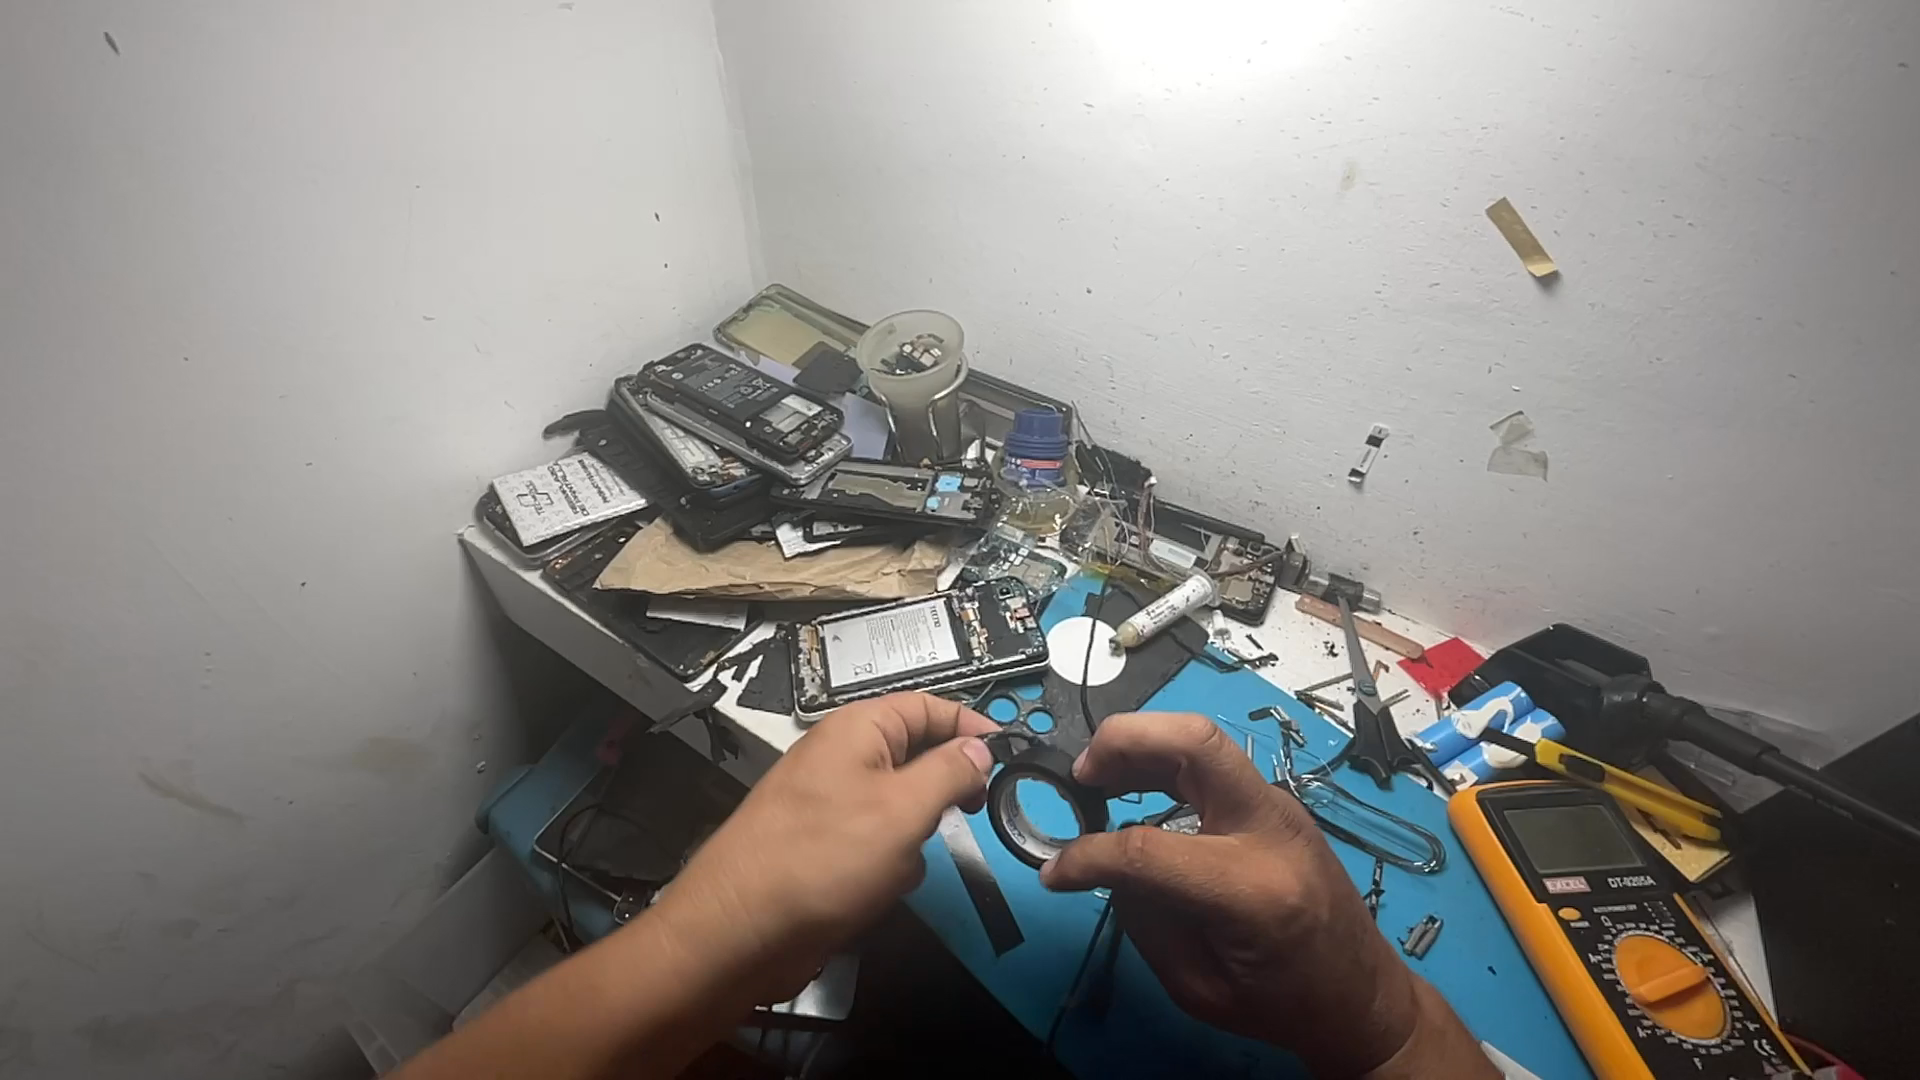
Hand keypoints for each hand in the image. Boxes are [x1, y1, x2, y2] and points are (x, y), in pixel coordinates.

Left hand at [647, 692, 996, 1003]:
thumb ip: (950, 771)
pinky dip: (888, 859)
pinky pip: (877, 838)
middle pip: (916, 753)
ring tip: (902, 860)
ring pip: (901, 802)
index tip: (1004, 752)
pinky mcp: (824, 843)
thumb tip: (980, 746)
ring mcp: (831, 800)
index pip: (927, 706)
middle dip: (942, 787)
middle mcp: (843, 755)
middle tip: (968, 809)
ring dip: (915, 831)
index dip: (969, 723)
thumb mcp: (903, 809)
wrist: (738, 932)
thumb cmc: (822, 858)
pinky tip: (878, 886)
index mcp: (858, 727)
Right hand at [1039, 713, 1490, 1078]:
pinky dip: (1160, 755)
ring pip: (1201, 735)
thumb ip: (1142, 917)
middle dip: (1124, 740)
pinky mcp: (1271, 799)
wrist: (1364, 998)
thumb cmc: (1284, 1004)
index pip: (1150, 850)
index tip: (1055, 871)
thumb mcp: (1197, 988)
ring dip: (1138, 740)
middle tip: (1081, 771)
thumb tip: (1105, 861)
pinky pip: (1208, 758)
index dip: (1090, 857)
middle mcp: (1269, 828)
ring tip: (1096, 772)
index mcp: (1253, 890)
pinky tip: (1131, 778)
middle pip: (1194, 743)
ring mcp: (1277, 804)